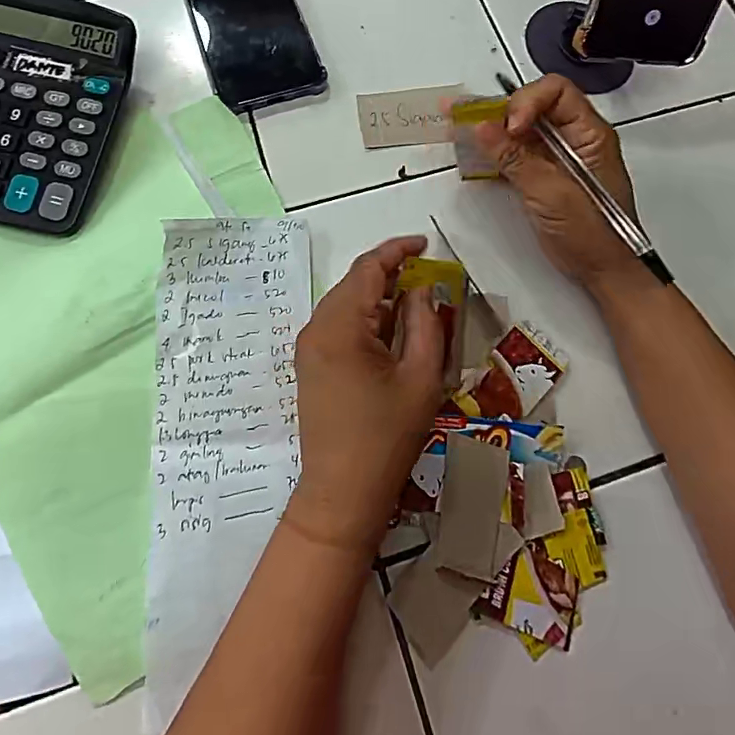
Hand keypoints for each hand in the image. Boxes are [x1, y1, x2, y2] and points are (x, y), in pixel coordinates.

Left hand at [286, 236, 448, 553]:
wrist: (342, 489)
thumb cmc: (388, 435)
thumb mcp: (421, 377)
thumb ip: (424, 323)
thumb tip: (420, 289)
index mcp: (339, 325)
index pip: (366, 270)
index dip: (396, 251)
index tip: (425, 245)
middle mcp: (315, 328)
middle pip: (352, 285)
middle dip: (388, 276)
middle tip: (427, 279)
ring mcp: (307, 348)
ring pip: (344, 306)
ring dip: (376, 301)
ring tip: (415, 309)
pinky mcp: (308, 365)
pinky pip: (336, 327)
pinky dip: (363, 322)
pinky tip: (390, 336)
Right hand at [470, 75, 646, 290]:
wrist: (602, 269)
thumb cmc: (595, 233)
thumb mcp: (553, 193)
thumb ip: (516, 158)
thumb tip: (483, 128)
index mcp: (588, 135)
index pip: (556, 92)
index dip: (526, 102)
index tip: (508, 127)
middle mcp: (571, 139)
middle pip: (532, 105)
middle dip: (498, 110)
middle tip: (466, 119)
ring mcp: (553, 157)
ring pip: (517, 128)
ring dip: (487, 126)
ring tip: (454, 124)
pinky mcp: (537, 174)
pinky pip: (511, 151)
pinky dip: (488, 148)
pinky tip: (466, 148)